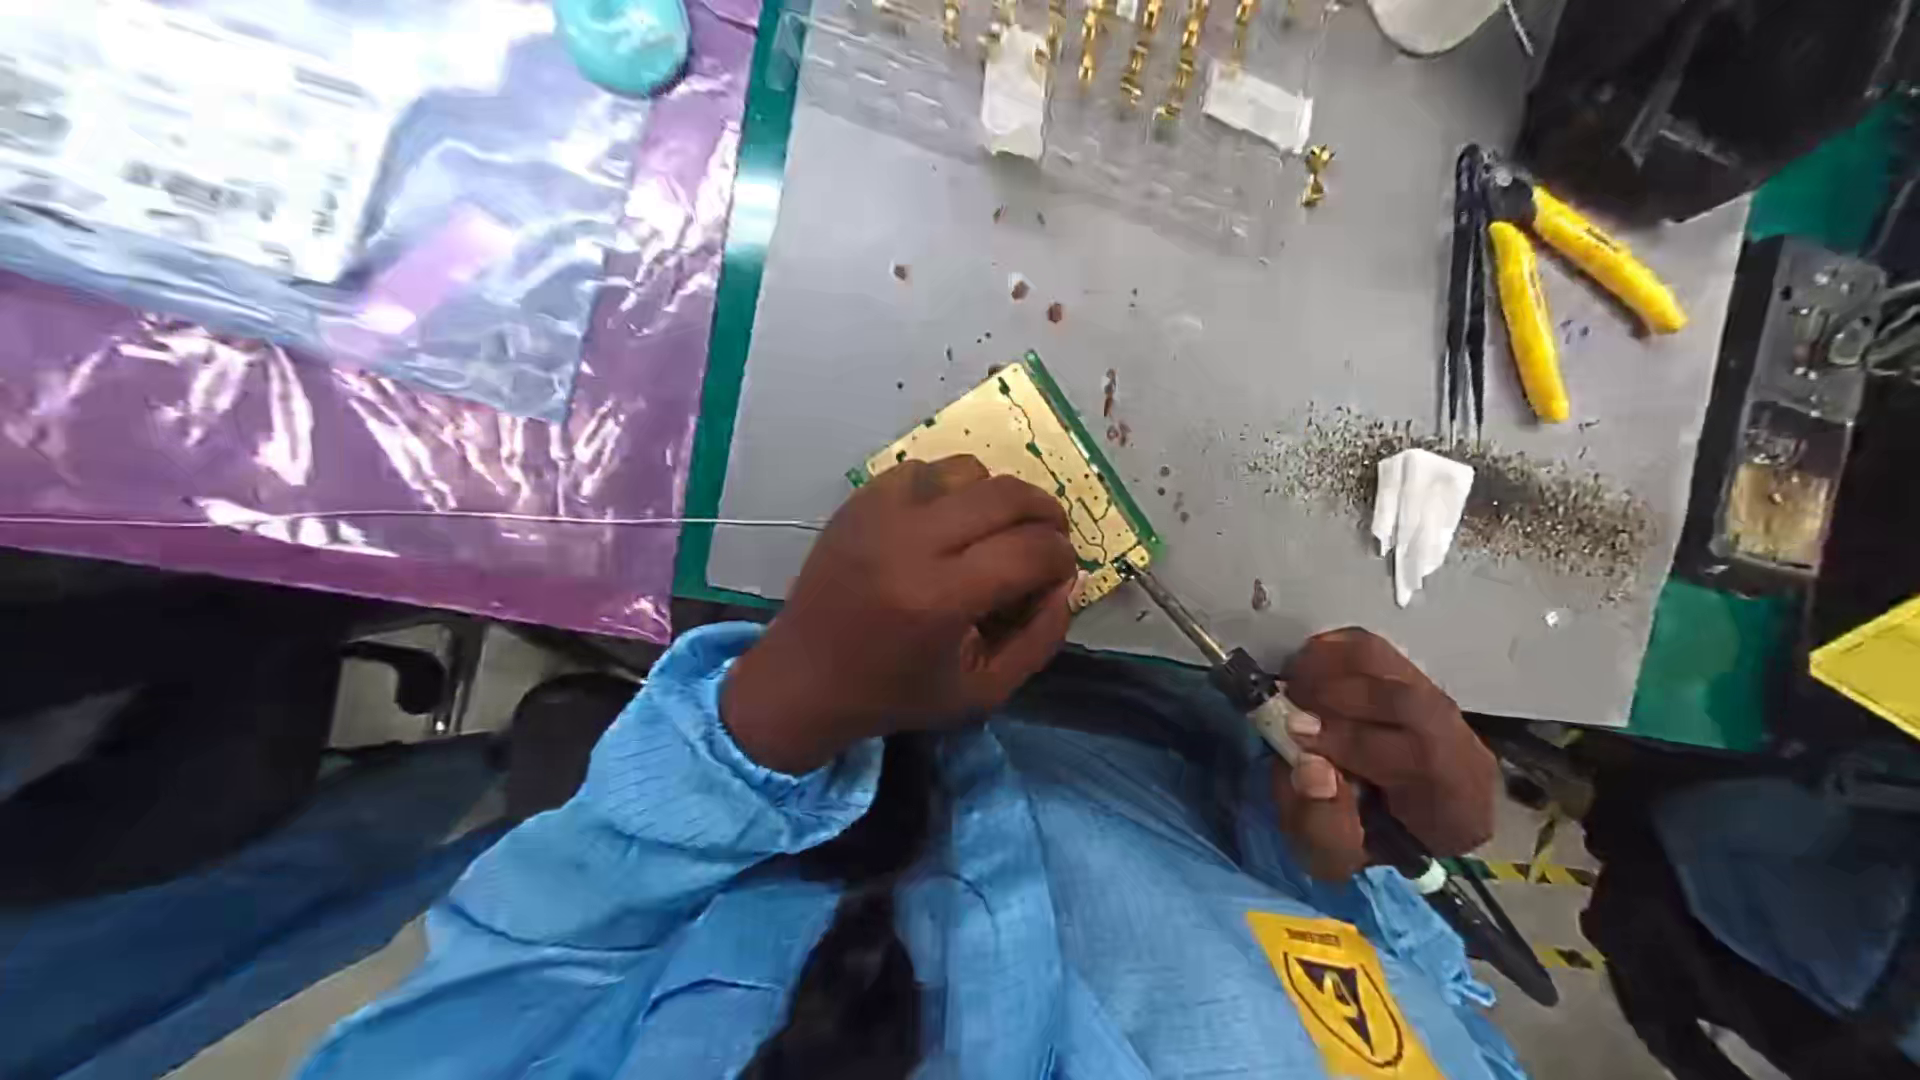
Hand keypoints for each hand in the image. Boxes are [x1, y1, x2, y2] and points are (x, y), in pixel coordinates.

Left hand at [722, 455, 1078, 773]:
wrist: (802, 678)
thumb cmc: (894, 694)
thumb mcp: (983, 691)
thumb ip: (1039, 639)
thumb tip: (1067, 581)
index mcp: (939, 598)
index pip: (1032, 550)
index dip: (1063, 558)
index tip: (1060, 574)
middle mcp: (909, 542)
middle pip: (1008, 496)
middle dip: (1047, 516)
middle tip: (1049, 541)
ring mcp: (878, 512)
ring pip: (969, 470)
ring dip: (999, 498)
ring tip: (996, 532)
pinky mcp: (859, 500)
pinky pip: (926, 470)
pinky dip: (953, 489)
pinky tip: (949, 522)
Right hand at [1270, 628, 1495, 880]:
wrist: (1363, 820)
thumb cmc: (1347, 842)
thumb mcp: (1330, 857)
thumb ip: (1322, 824)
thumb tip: (1312, 767)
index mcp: (1457, 809)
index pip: (1426, 757)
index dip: (1356, 741)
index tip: (1298, 736)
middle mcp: (1462, 751)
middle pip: (1412, 701)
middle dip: (1339, 697)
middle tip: (1288, 704)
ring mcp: (1436, 708)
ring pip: (1388, 665)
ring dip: (1329, 669)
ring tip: (1292, 687)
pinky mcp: (1407, 678)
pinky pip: (1368, 648)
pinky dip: (1328, 652)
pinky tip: (1303, 673)